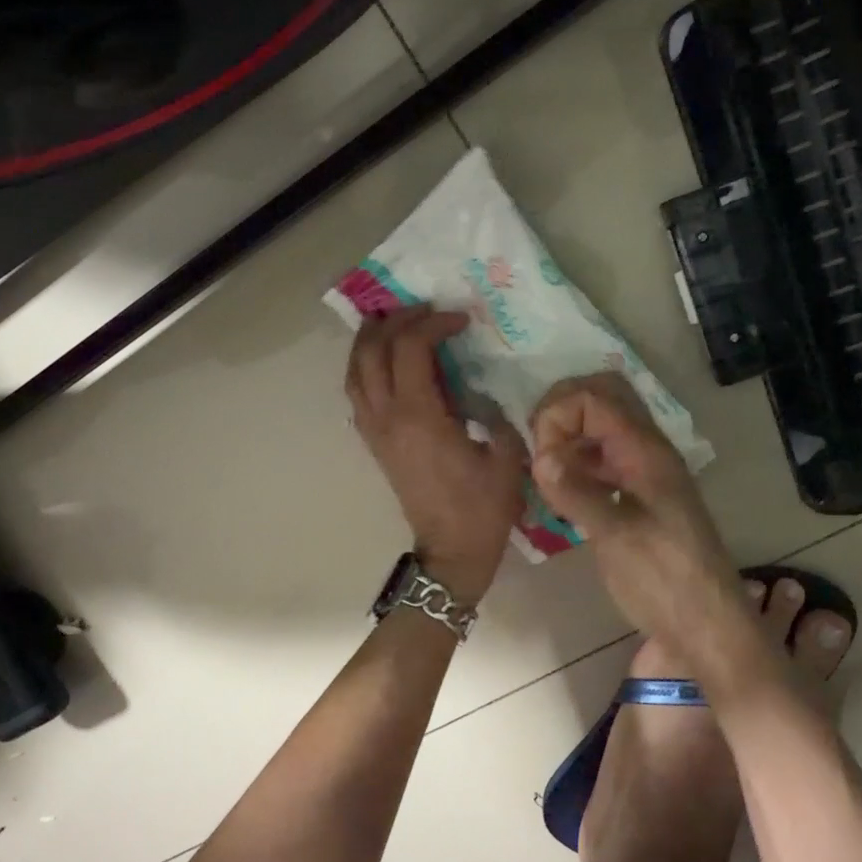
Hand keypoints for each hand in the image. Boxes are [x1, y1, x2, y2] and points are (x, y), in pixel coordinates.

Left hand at [347, 305, 527, 601]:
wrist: (452, 551)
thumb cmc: (482, 506)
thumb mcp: (505, 454)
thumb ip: (494, 411)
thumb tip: (482, 388)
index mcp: (419, 415)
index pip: (411, 347)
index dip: (434, 323)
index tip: (460, 320)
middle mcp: (387, 417)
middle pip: (373, 350)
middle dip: (396, 321)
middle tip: (424, 310)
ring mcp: (375, 430)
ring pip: (355, 370)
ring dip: (372, 340)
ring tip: (395, 323)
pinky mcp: (374, 443)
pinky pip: (358, 393)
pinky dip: (366, 367)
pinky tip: (387, 362)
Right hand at [529, 373, 739, 648]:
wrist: (708, 627)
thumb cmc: (664, 581)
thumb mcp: (615, 537)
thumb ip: (576, 492)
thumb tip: (539, 457)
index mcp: (645, 451)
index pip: (595, 396)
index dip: (558, 413)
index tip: (540, 455)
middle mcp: (648, 452)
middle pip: (604, 400)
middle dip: (563, 410)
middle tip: (538, 447)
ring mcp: (647, 474)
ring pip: (604, 429)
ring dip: (571, 437)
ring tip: (545, 472)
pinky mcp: (642, 498)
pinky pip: (607, 460)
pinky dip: (581, 464)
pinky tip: (562, 493)